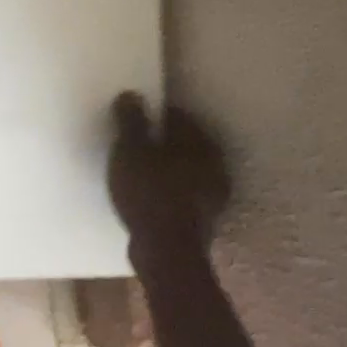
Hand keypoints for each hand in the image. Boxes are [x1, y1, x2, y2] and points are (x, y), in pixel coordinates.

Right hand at [108, 92, 232, 263]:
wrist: (166, 252)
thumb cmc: (149, 194)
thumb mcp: (131, 152)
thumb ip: (132, 122)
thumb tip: (132, 94)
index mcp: (200, 144)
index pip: (179, 116)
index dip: (155, 113)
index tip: (133, 116)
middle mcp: (214, 165)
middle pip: (184, 143)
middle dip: (161, 140)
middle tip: (133, 141)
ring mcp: (212, 195)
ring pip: (185, 169)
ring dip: (165, 166)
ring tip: (138, 168)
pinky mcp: (202, 218)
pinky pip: (182, 191)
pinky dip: (167, 188)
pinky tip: (148, 193)